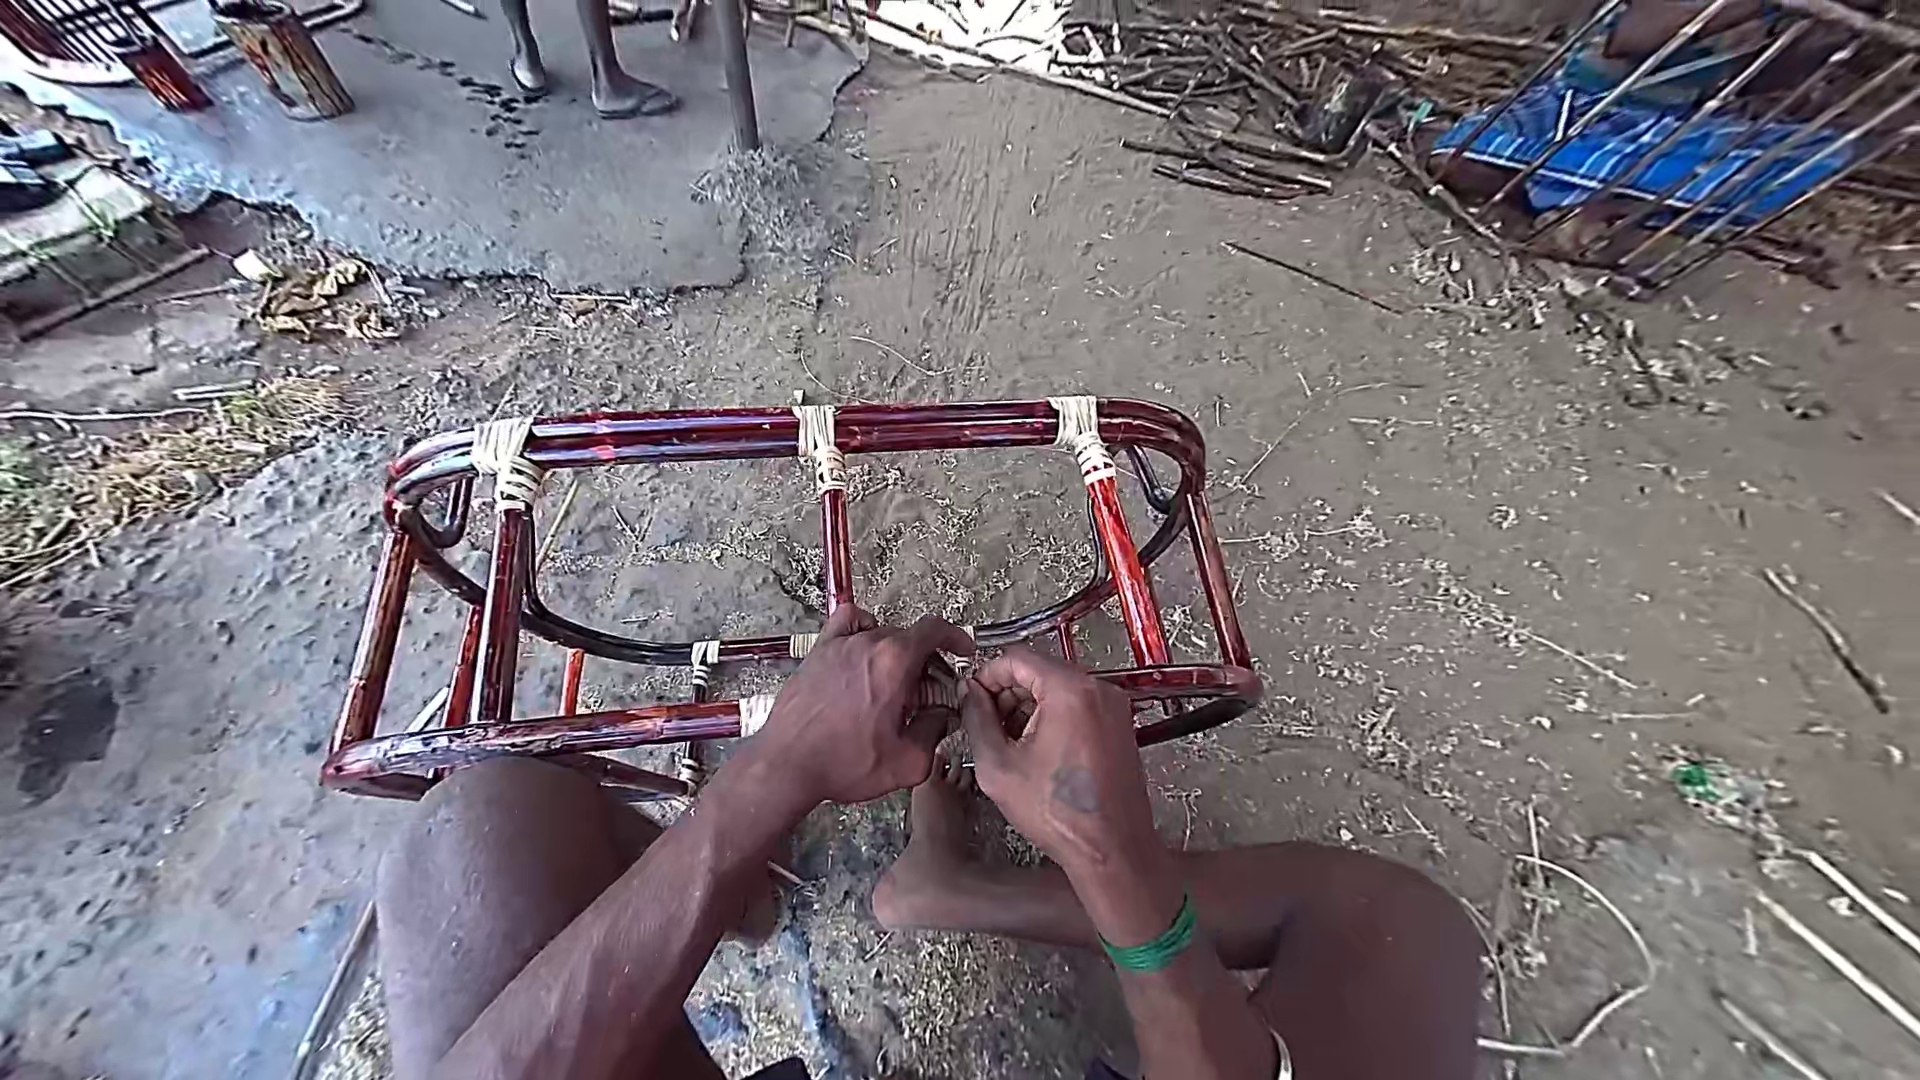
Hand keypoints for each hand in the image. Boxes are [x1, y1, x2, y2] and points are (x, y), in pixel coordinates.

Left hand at [751, 604, 974, 808]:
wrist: (786, 765)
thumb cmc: (840, 762)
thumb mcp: (907, 761)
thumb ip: (935, 732)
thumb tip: (942, 717)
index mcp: (894, 662)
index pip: (935, 629)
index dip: (955, 637)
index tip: (961, 649)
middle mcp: (868, 644)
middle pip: (910, 638)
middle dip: (927, 662)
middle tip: (927, 692)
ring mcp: (841, 645)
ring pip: (882, 635)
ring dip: (896, 654)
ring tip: (893, 684)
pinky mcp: (819, 652)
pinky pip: (847, 623)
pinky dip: (862, 629)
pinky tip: (863, 651)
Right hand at [960, 649, 1160, 876]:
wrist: (1113, 852)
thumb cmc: (1064, 817)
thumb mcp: (998, 765)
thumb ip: (976, 719)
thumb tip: (969, 694)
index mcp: (1070, 692)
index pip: (1018, 658)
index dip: (988, 675)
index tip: (974, 695)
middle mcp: (1097, 690)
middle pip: (1039, 670)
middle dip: (1007, 692)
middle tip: (988, 722)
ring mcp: (1112, 707)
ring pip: (1057, 687)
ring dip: (1028, 706)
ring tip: (1011, 741)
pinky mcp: (1118, 725)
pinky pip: (1077, 704)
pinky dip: (1052, 716)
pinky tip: (1036, 749)